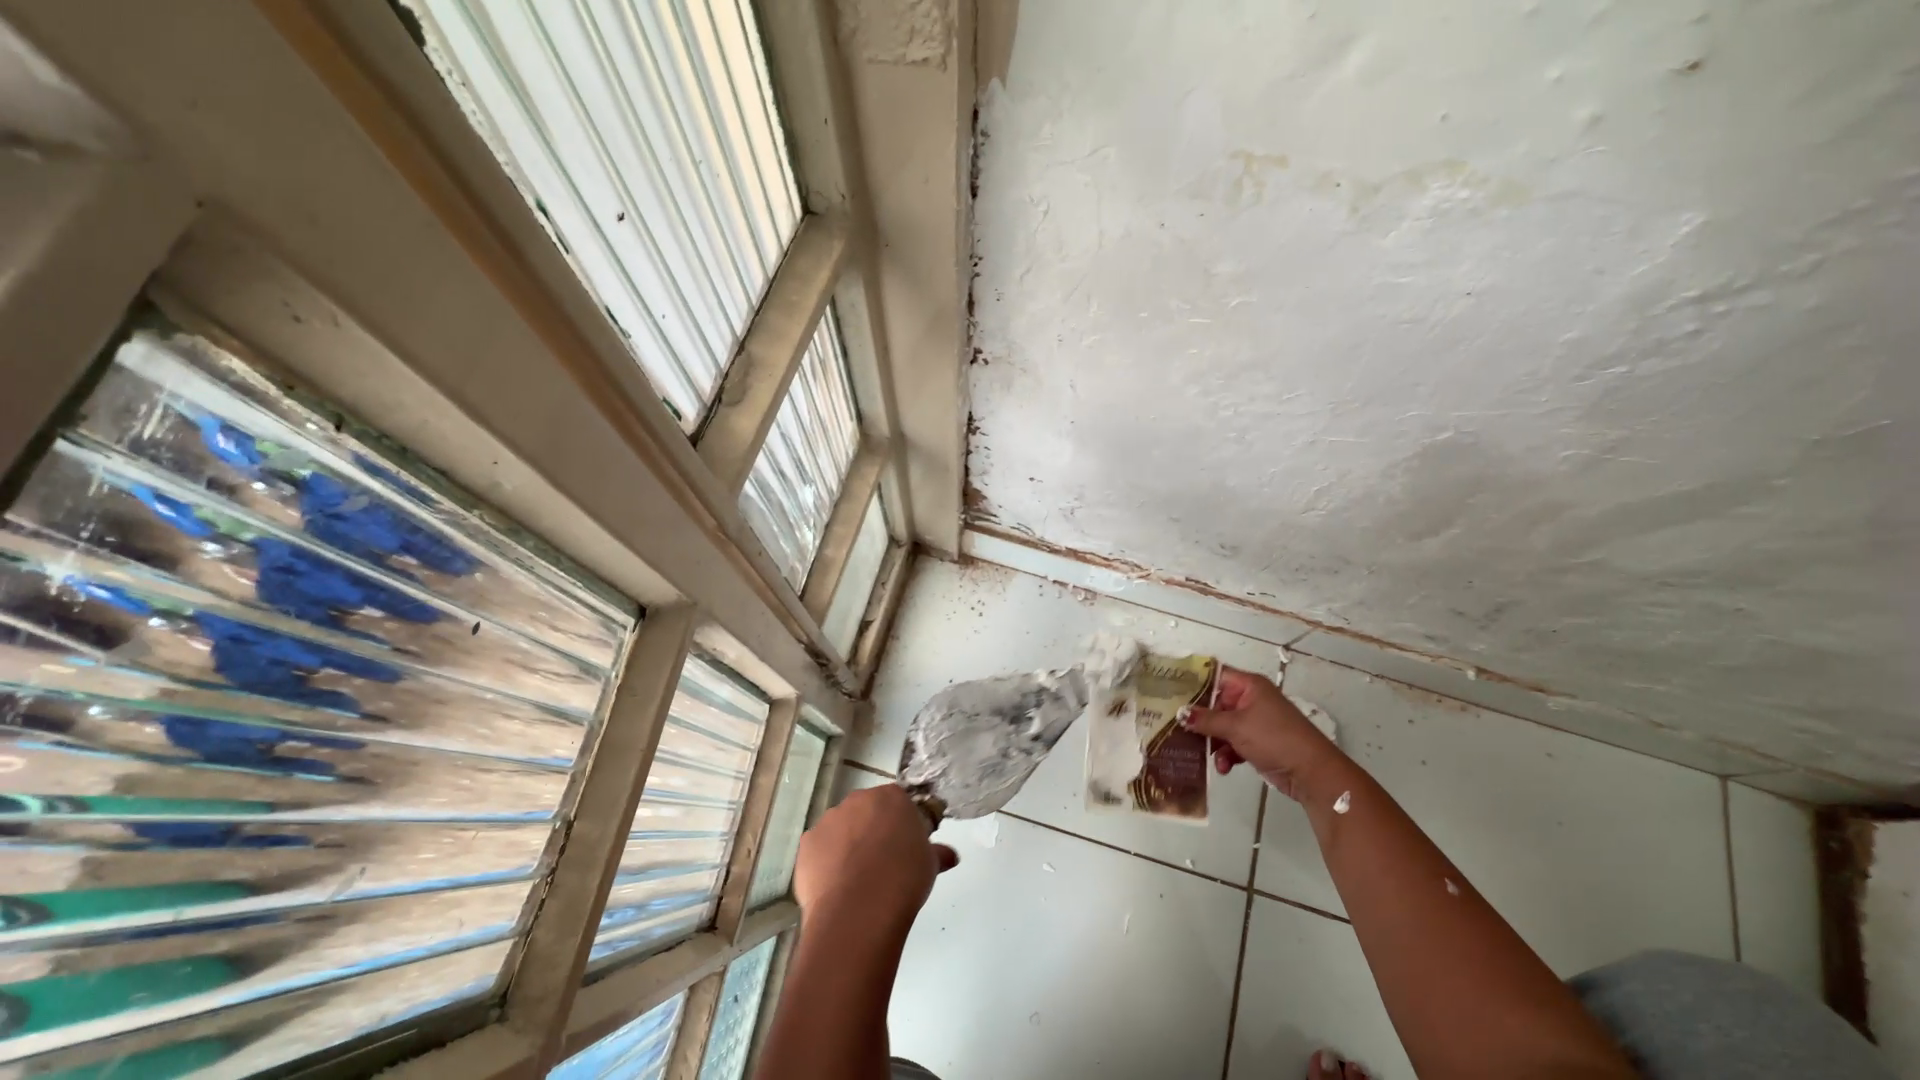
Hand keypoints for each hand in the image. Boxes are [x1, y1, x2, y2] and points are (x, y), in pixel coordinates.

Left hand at [794, 785, 958, 935]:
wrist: (858, 909)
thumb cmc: (903, 880)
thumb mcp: (930, 865)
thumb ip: (937, 853)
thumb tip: (950, 855)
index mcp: (891, 798)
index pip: (899, 801)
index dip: (903, 822)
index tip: (907, 845)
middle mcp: (857, 801)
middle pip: (867, 811)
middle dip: (874, 830)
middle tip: (884, 862)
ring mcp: (828, 820)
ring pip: (841, 829)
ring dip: (849, 845)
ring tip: (859, 880)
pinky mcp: (806, 844)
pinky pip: (820, 849)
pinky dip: (827, 862)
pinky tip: (837, 887)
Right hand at [1180, 666, 1347, 802]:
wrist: (1310, 771)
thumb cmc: (1274, 738)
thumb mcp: (1236, 727)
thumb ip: (1206, 720)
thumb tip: (1180, 713)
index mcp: (1249, 686)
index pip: (1214, 676)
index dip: (1193, 683)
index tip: (1169, 692)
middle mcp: (1251, 700)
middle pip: (1215, 704)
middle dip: (1199, 720)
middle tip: (1176, 729)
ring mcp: (1254, 722)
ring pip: (1222, 727)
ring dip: (1213, 742)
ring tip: (1205, 756)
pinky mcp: (1257, 743)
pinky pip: (1232, 743)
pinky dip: (1226, 754)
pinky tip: (1224, 767)